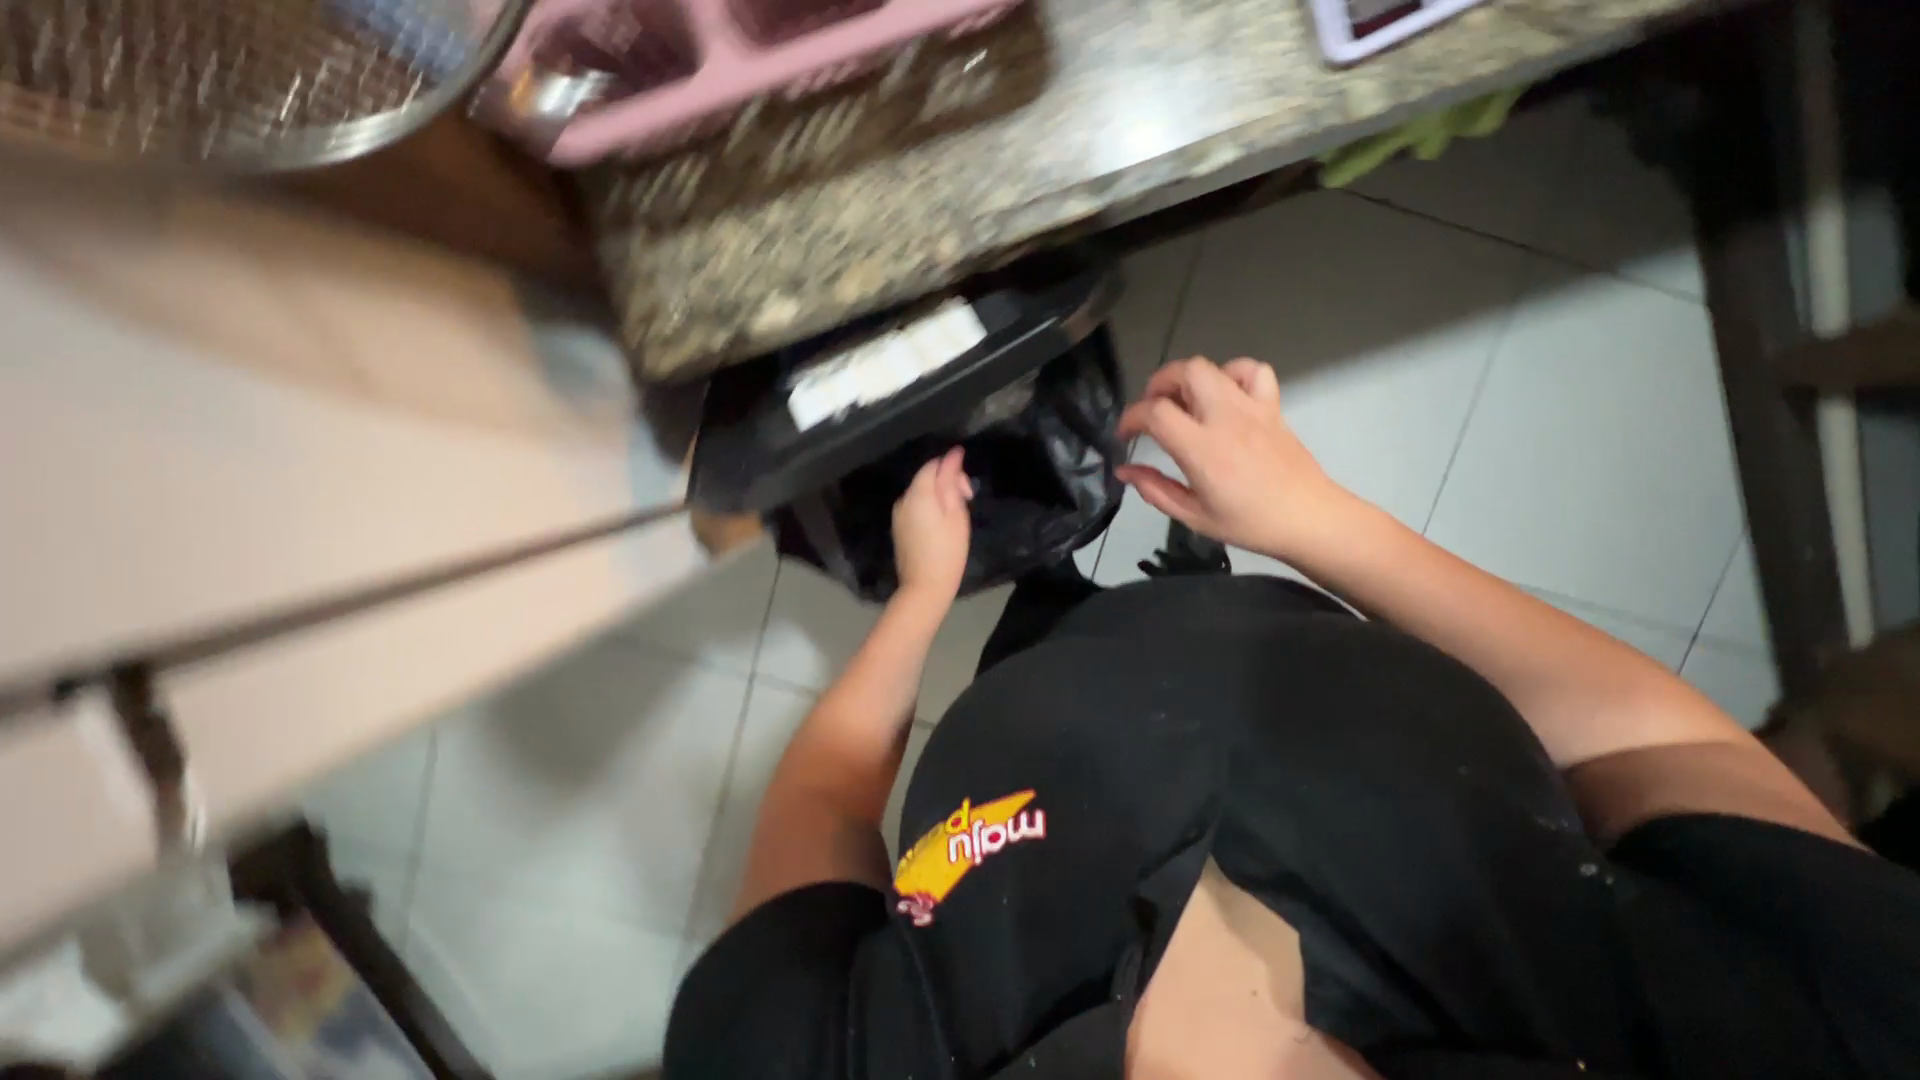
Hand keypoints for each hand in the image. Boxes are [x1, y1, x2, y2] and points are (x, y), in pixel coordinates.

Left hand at [892, 447, 973, 604]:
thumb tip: (953, 456)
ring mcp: (898, 514)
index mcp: (918, 493)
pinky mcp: (898, 528)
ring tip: (955, 519)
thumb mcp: (956, 514)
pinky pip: (915, 508)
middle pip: (926, 478)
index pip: (934, 465)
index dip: (953, 471)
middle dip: (947, 484)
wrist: (924, 587)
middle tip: (966, 505)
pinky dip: (929, 509)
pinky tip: (941, 527)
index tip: (969, 492)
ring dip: (939, 497)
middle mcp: (903, 499)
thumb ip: (952, 482)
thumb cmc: (948, 551)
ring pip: (921, 494)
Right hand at [1114, 357, 1351, 563]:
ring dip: (1190, 377)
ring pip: (1214, 366)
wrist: (1308, 518)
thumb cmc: (1249, 523)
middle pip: (1185, 372)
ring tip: (1185, 400)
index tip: (1125, 436)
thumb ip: (1155, 490)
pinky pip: (1252, 371)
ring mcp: (1251, 407)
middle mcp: (1225, 418)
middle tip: (1152, 408)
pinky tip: (1226, 395)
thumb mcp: (1194, 516)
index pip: (1155, 412)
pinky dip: (1232, 374)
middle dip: (1159, 383)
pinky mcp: (1272, 406)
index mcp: (1201, 448)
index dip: (1131, 418)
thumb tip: (1125, 471)